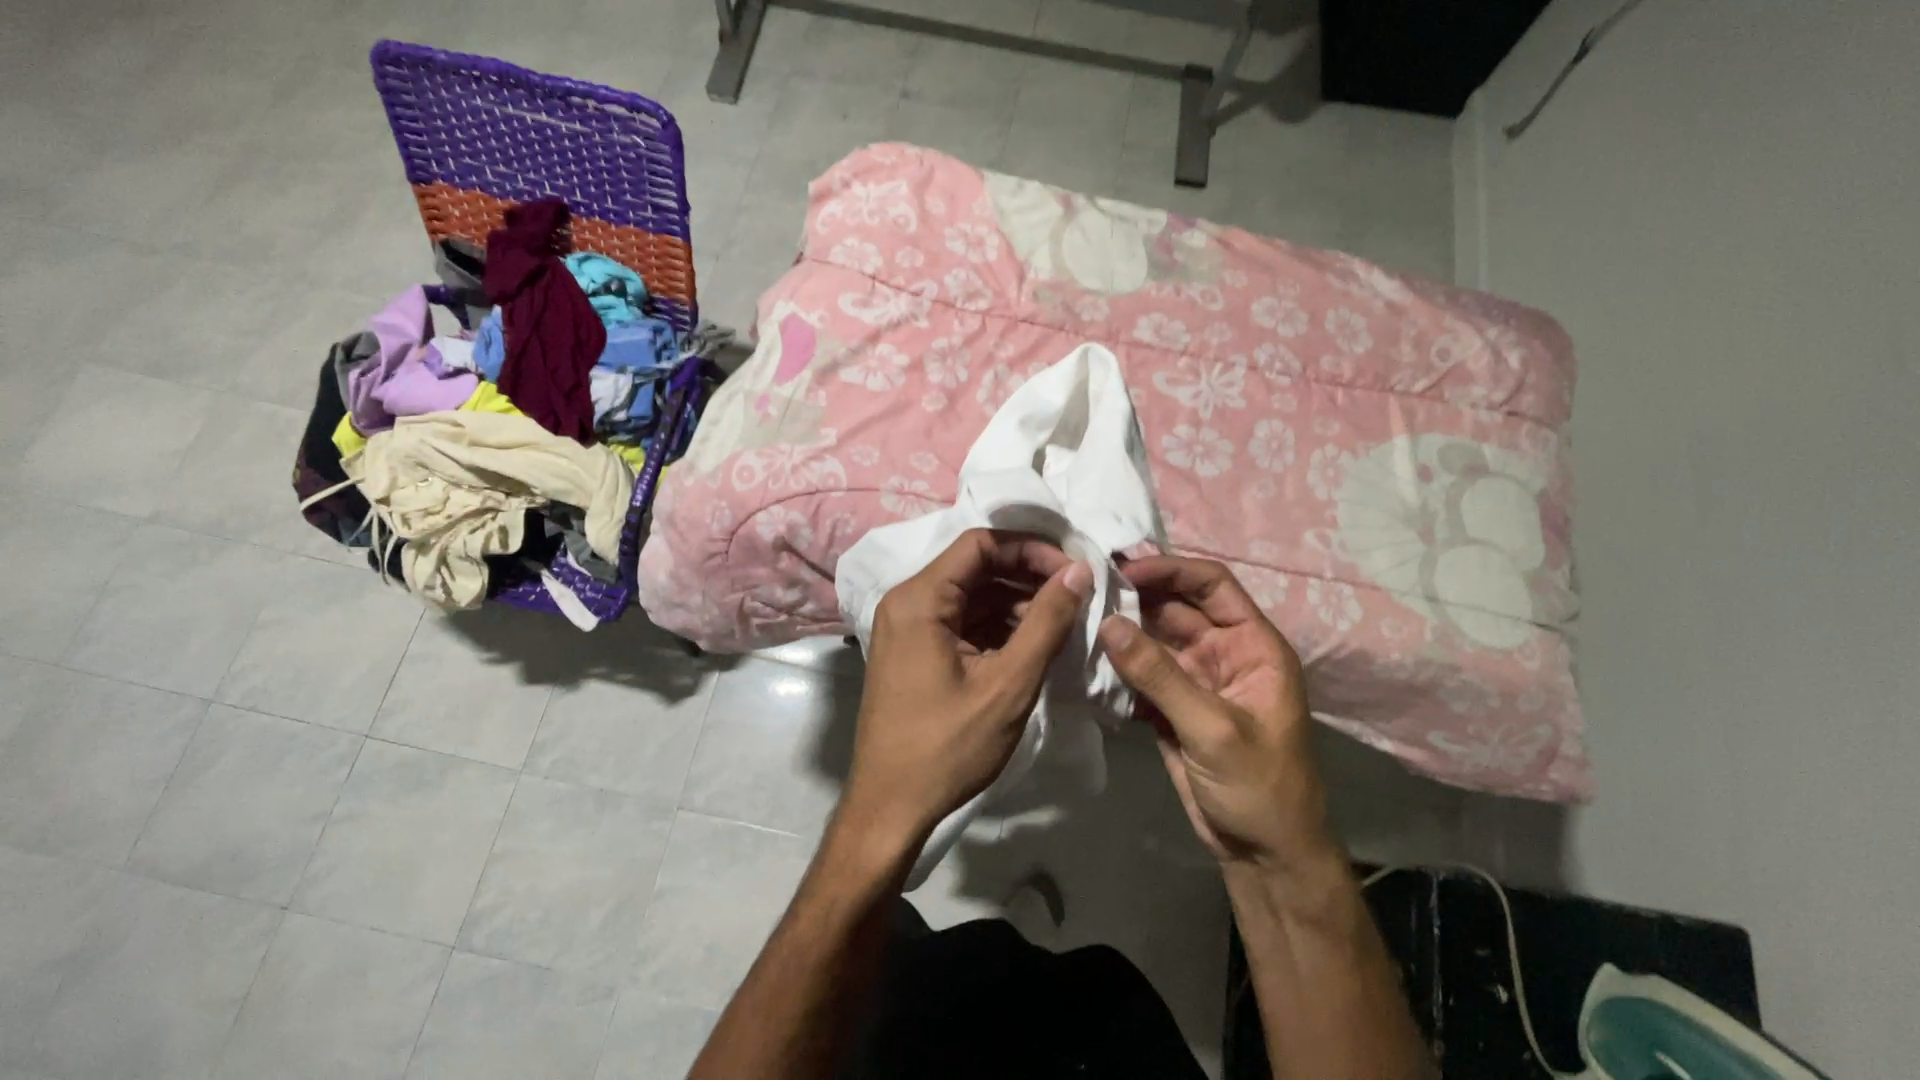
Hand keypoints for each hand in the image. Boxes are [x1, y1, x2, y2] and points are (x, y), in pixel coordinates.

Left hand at [840, 529, 1092, 852]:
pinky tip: (1035, 644)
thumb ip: (1046, 622)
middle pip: (975, 567)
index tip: (1074, 568)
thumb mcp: (1008, 685)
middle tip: (1077, 594)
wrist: (891, 807)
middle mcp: (907, 603)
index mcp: (919, 599)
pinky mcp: (916, 654)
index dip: (1031, 548)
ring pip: (972, 597)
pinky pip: (963, 623)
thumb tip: (1079, 571)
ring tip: (1065, 622)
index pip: (980, 543)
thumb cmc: (947, 747)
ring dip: (1017, 604)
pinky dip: (999, 628)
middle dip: (1028, 576)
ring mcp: (908, 629)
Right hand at [1097, 556, 1336, 871]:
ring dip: (1119, 632)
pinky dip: (1114, 669)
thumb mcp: (1213, 727)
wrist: (1264, 853)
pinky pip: (1139, 676)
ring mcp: (1194, 682)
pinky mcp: (1171, 710)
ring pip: (1152, 641)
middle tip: (1082, 590)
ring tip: (1074, 620)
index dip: (1169, 570)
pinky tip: (1082, 661)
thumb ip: (1160, 675)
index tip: (1122, 570)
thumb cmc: (1259, 786)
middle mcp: (1223, 654)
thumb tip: (1107, 623)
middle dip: (1134, 597)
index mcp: (1252, 646)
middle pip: (1175, 609)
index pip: (1212, 586)